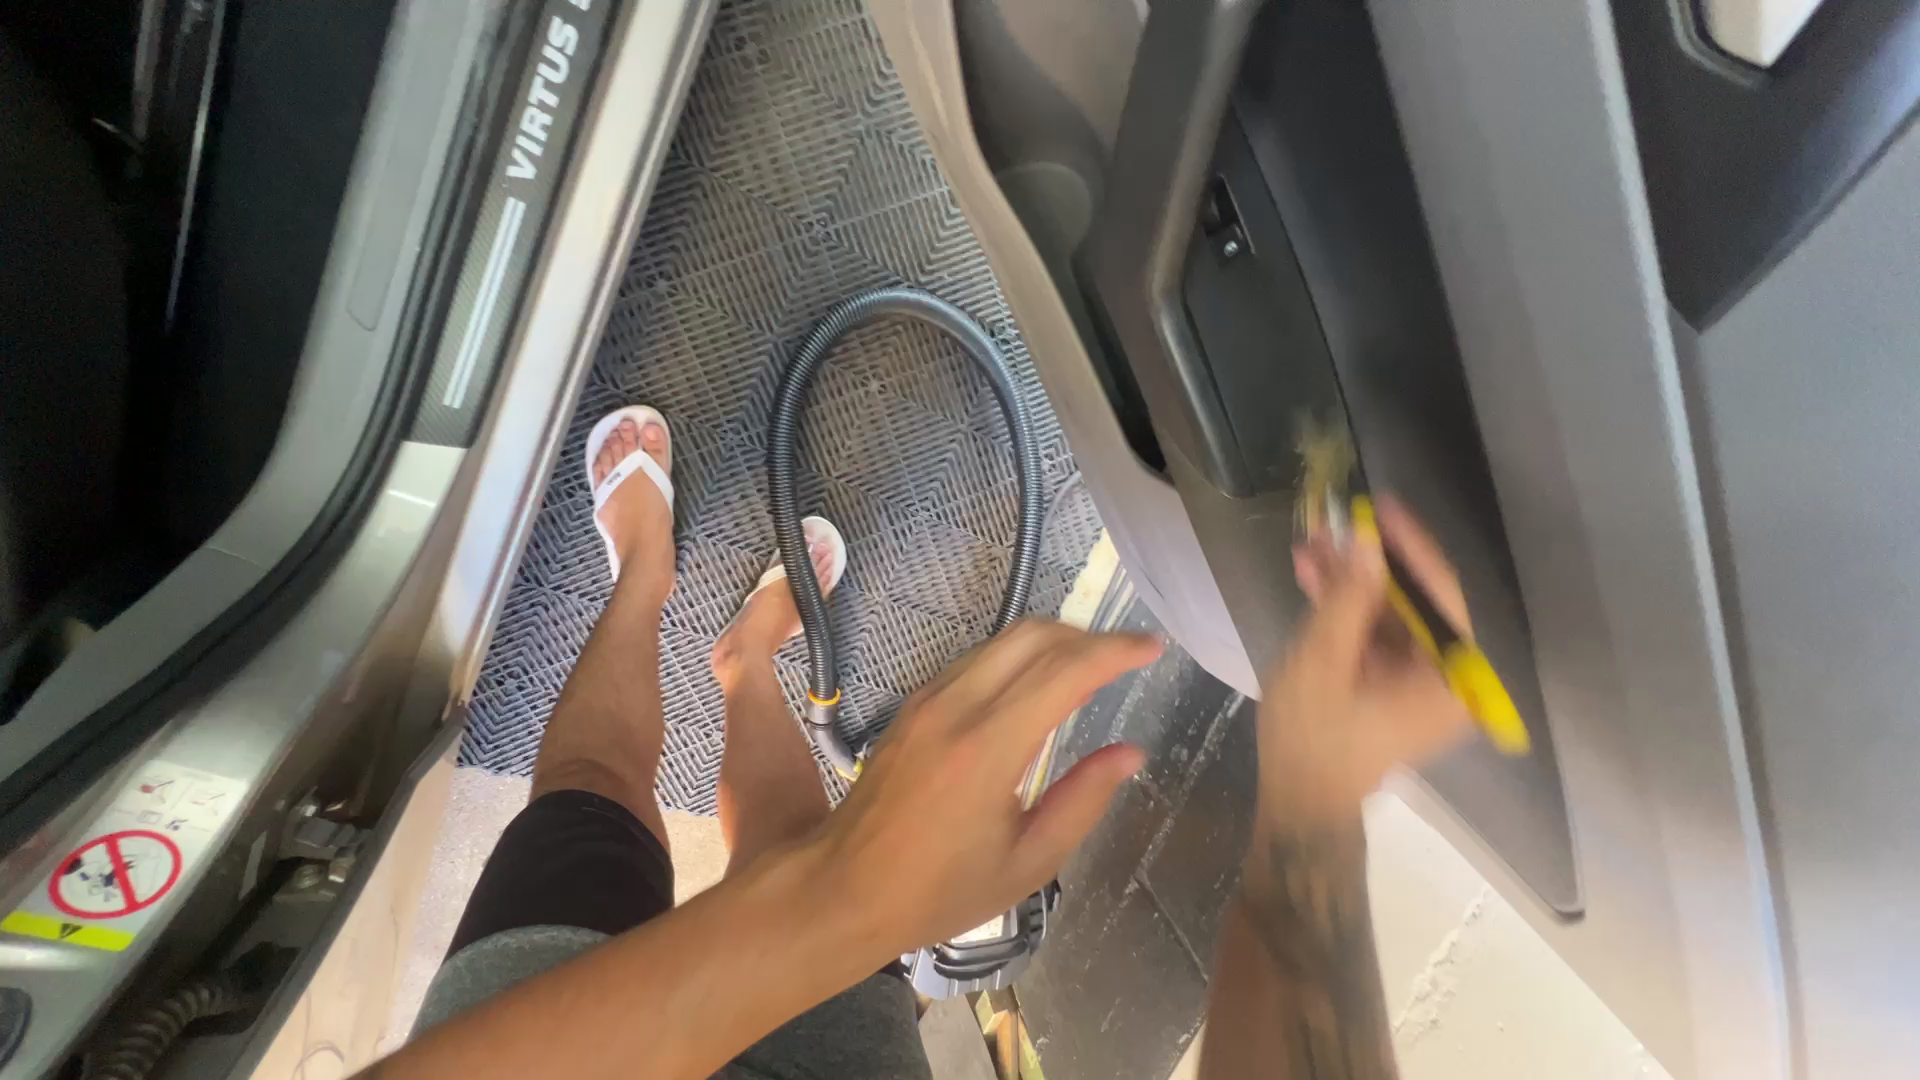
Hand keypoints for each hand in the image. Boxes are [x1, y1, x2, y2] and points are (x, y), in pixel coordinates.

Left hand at [804, 620, 1160, 961]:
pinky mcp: (914, 701)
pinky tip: (1037, 688)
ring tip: (1089, 670)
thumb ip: (1083, 800)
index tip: (1151, 646)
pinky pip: (977, 659)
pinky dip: (1018, 658)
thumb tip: (1130, 752)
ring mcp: (929, 697)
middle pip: (1032, 635)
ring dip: (1052, 642)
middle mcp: (956, 705)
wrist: (844, 886)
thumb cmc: (940, 890)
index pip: (1063, 672)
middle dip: (1086, 636)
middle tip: (1124, 658)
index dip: (1115, 650)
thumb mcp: (1027, 862)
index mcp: (988, 747)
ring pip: (1002, 640)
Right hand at [1256, 497, 1474, 824]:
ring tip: (1310, 545)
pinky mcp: (1393, 684)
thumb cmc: (1313, 737)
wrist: (1301, 800)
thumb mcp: (1322, 662)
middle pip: (1415, 601)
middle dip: (1369, 561)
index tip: (1381, 509)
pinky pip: (1376, 634)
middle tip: (1333, 524)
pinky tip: (1311, 577)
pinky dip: (1344, 608)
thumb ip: (1347, 600)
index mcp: (1448, 678)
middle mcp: (1447, 676)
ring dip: (1350, 580)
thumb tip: (1367, 544)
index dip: (1411, 547)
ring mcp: (1419, 681)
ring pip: (1391, 613)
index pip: (1442, 595)